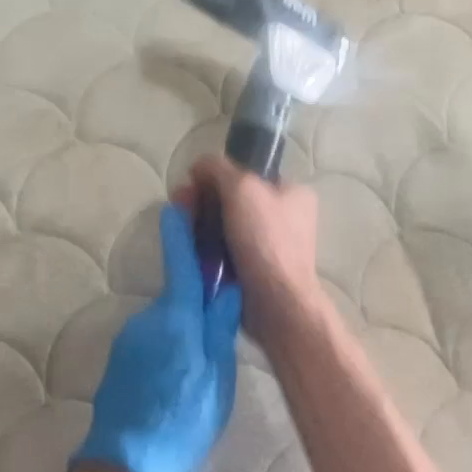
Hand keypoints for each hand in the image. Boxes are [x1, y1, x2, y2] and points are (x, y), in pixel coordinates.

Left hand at [73, 204, 243, 471]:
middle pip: (178, 295)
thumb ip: (221, 327)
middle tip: (222, 314)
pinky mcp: (122, 362)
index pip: (182, 263)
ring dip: (185, 331)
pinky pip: (153, 342)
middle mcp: (149, 318)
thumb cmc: (185, 416)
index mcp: (177, 317)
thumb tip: (228, 287)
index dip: (181, 232)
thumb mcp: (219, 374)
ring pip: (167, 323)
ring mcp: (131, 340)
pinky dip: (170, 349)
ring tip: (204, 366)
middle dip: (198, 297)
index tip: (177, 201)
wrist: (128, 459)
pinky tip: (180, 379)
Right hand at [183, 156, 322, 351]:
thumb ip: (217, 167)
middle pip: (230, 197)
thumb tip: (198, 167)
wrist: (278, 303)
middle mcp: (283, 215)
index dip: (216, 175)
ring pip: (223, 223)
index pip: (245, 171)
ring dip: (199, 223)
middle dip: (202, 199)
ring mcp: (268, 243)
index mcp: (290, 191)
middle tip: (181, 206)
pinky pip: (223, 248)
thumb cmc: (266, 240)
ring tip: (180, 227)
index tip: (194, 185)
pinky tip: (189, 248)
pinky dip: (205, 246)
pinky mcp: (253, 267)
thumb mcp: (242, 188)